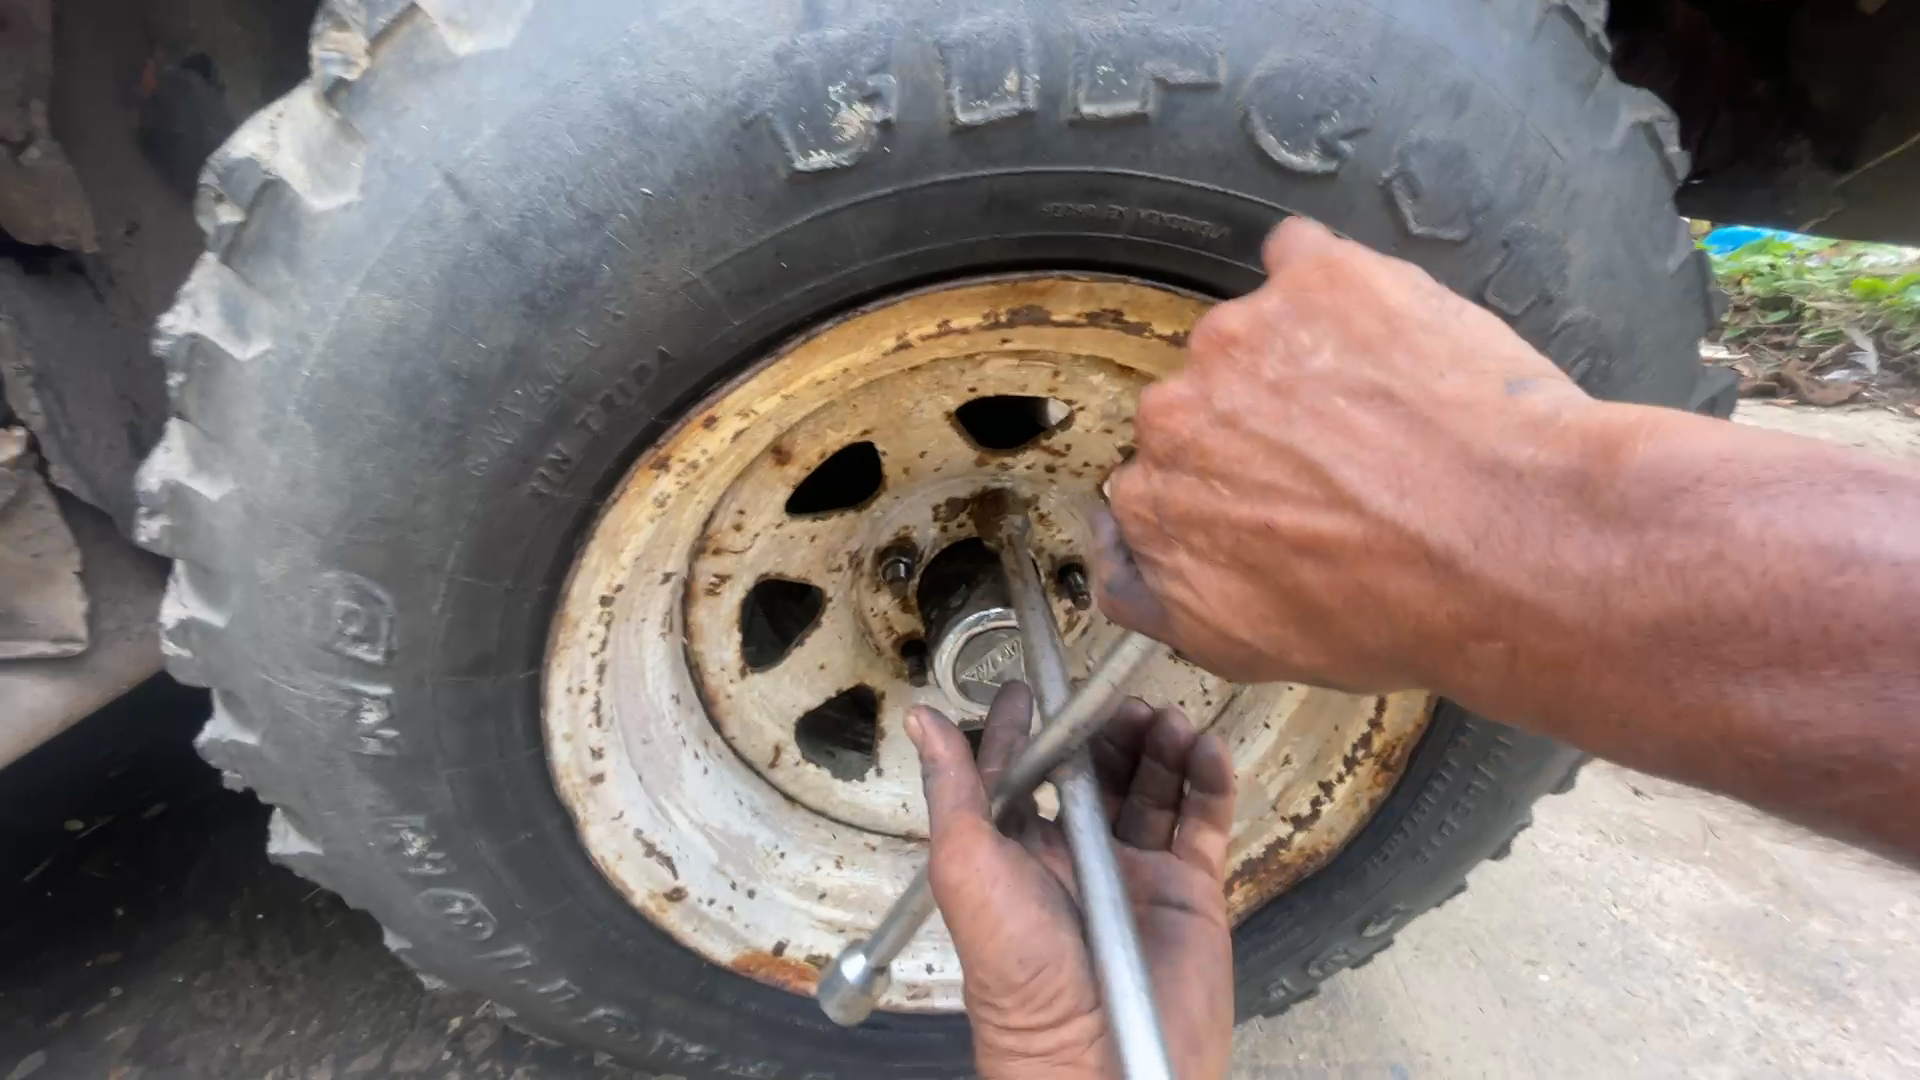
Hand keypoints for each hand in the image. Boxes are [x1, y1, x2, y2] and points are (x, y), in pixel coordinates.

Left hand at [906, 683, 1234, 1079]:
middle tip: (1125, 703)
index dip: (1031, 727)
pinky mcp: (1187, 886)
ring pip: (1152, 785)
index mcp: (1023, 843)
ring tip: (1165, 718)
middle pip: (1100, 768)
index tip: (1033, 688)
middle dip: (1111, 729)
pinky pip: (1203, 820)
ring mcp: (1136, 865)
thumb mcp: (968, 867)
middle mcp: (1078, 847)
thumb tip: (921, 717)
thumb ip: (952, 789)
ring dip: (1160, 745)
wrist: (1094, 1061)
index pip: (1029, 768)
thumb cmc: (1017, 964)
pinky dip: (1208, 780)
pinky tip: (1205, 746)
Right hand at [1097, 216, 1606, 690]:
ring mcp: (1238, 339)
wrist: (1514, 548)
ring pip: (1243, 343)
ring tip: (1370, 408)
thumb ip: (1154, 601)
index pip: (1155, 480)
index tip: (1257, 499)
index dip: (1211, 491)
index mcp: (1149, 499)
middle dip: (1241, 429)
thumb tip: (1123, 567)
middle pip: (1194, 407)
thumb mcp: (1237, 648)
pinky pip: (1296, 261)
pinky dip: (1323, 291)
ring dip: (1285, 366)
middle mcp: (1172, 414)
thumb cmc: (1383, 610)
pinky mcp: (1313, 281)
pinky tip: (1371, 329)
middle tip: (1325, 460)